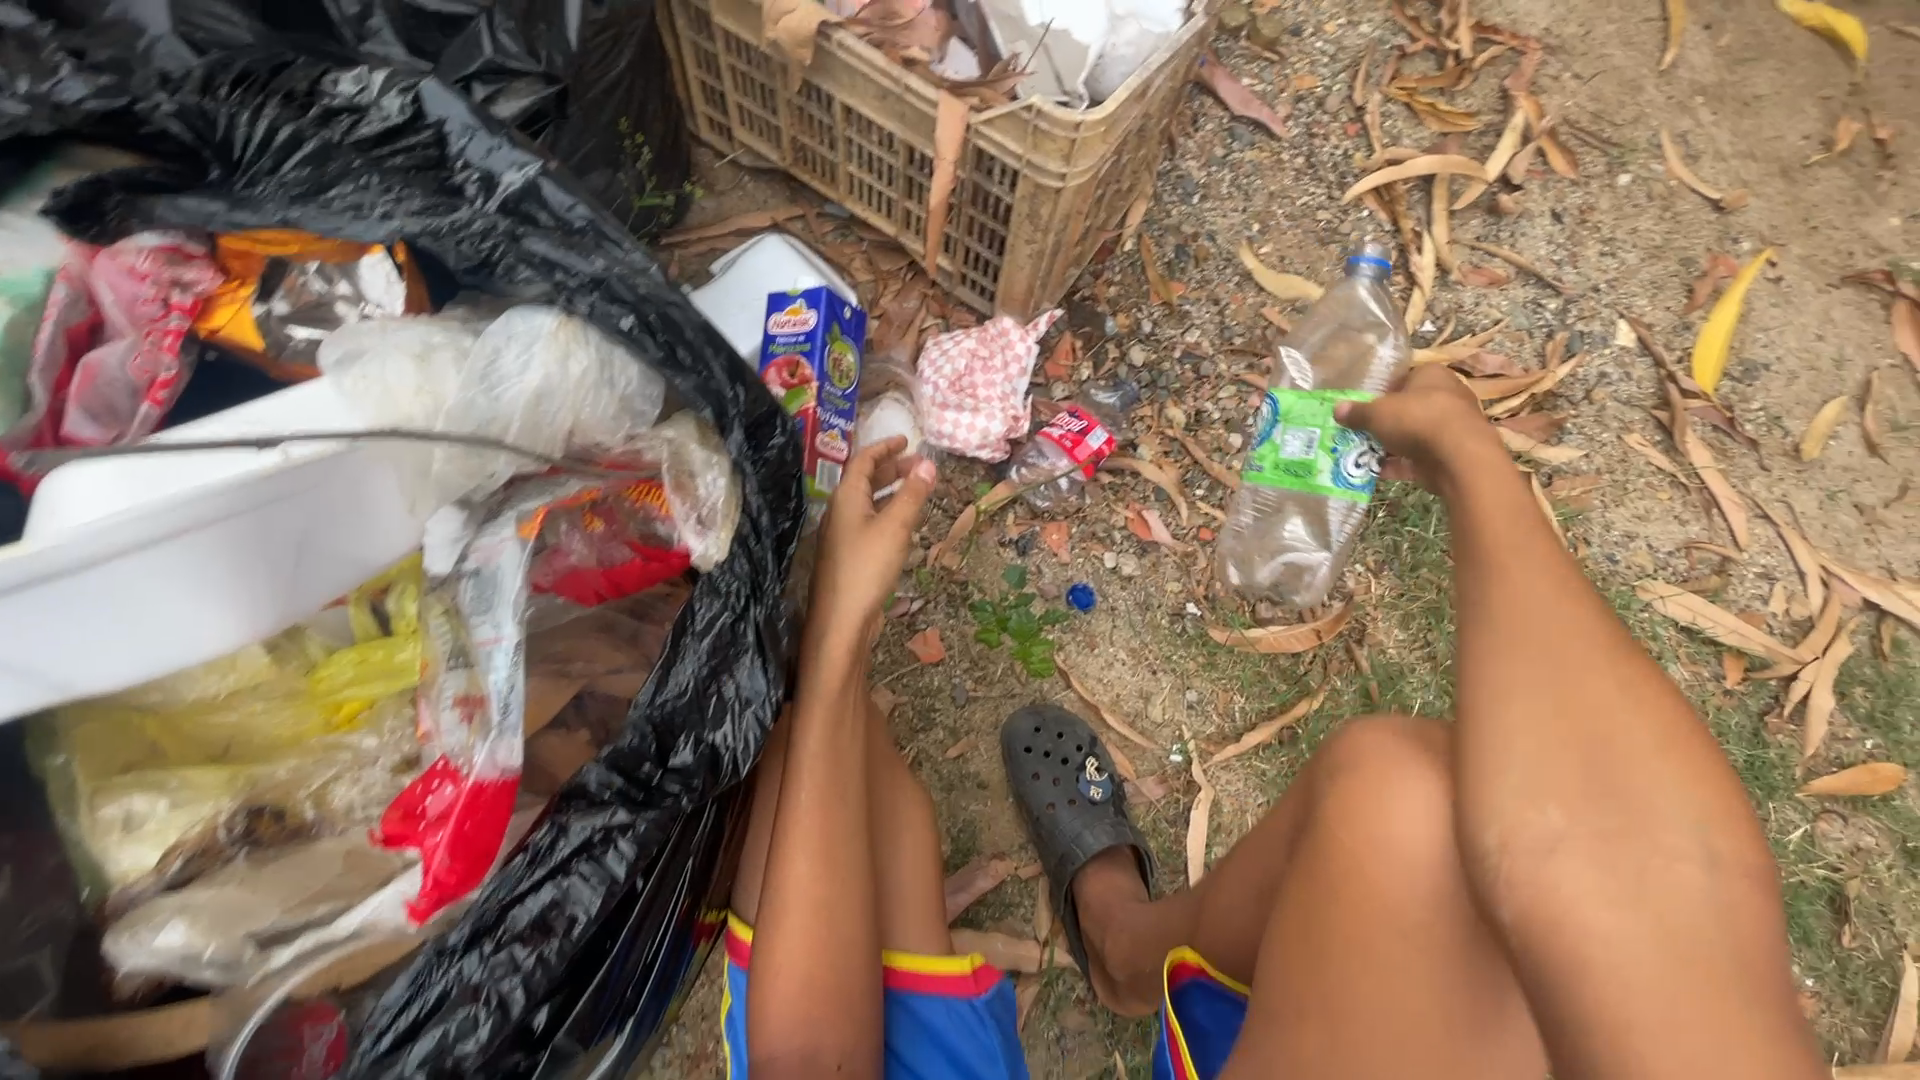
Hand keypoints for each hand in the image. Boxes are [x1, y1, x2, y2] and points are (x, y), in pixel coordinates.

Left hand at [807, 436, 937, 640]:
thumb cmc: (867, 567)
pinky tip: (903, 526)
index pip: (863, 460)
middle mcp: (840, 512)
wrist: (841, 619)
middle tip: (918, 466)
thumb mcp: (896, 527)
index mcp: (846, 498)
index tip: (907, 440)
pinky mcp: (848, 556)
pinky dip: (887, 513)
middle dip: (891, 469)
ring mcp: (841, 535)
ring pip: (867, 502)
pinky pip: (868, 522)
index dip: (885, 447)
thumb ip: (912, 495)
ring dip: (890, 491)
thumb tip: (929, 464)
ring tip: (916, 491)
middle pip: (864, 480)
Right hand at [1334, 364, 1501, 492]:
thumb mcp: (1376, 413)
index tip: (1363, 409)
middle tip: (1360, 433)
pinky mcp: (1451, 453)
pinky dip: (1399, 465)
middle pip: (1407, 410)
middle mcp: (1446, 396)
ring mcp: (1450, 427)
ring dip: (1389, 446)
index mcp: (1431, 376)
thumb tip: (1337, 409)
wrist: (1458, 456)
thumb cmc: (1416, 419)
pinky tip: (1376, 472)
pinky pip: (1419, 457)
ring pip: (1413, 435)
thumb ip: (1356, 412)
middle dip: (1384, 423)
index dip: (1381, 394)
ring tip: (1363, 455)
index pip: (1403, 380)